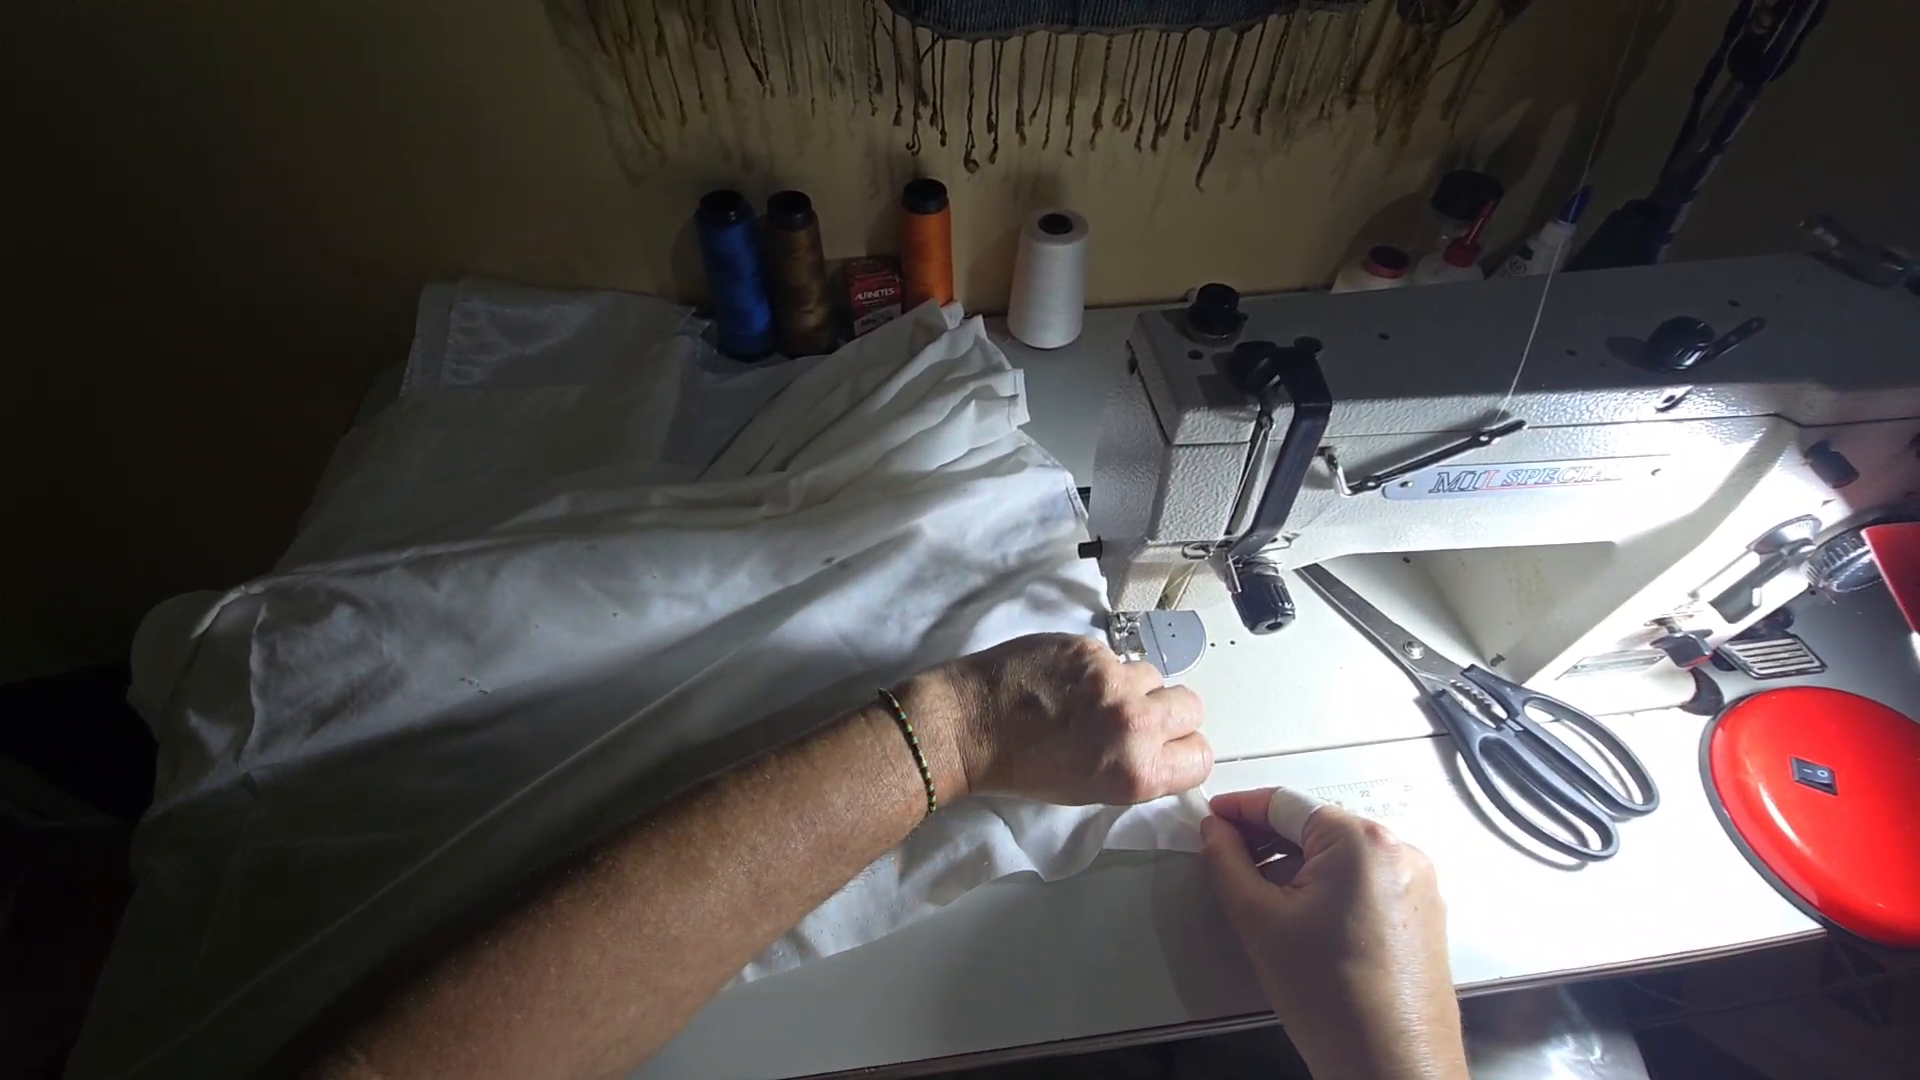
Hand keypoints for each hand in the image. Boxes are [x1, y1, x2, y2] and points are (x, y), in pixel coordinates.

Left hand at [904, 633, 1210, 805]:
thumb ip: (1136, 769)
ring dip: (1131, 684)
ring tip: (1092, 695)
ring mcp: (1110, 678)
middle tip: (1134, 715)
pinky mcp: (1086, 647)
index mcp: (1136, 771)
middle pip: (1190, 705)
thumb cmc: (1019, 769)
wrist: (968, 726)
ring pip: (1151, 673)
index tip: (1165, 746)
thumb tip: (1161, 748)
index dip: (1183, 750)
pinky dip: (1097, 666)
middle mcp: (1133, 722)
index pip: (1201, 755)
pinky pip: (1112, 654)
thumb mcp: (1089, 790)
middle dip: (1167, 711)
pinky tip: (1066, 678)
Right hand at [1199, 788, 1466, 1079]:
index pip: (1283, 803)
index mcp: (1361, 842)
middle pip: (1312, 825)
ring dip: (1292, 861)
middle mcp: (1399, 852)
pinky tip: (1297, 912)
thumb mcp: (1257, 918)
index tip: (1211, 819)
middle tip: (1226, 856)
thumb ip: (1224, 859)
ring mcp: (1416, 884)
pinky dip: (1323, 883)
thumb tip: (1215, 829)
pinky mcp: (1420, 913)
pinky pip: (1360, 877)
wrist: (1394, 1075)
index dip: (1238, 808)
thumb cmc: (1332, 1000)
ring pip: (1335, 852)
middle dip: (1264, 838)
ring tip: (1258, 890)